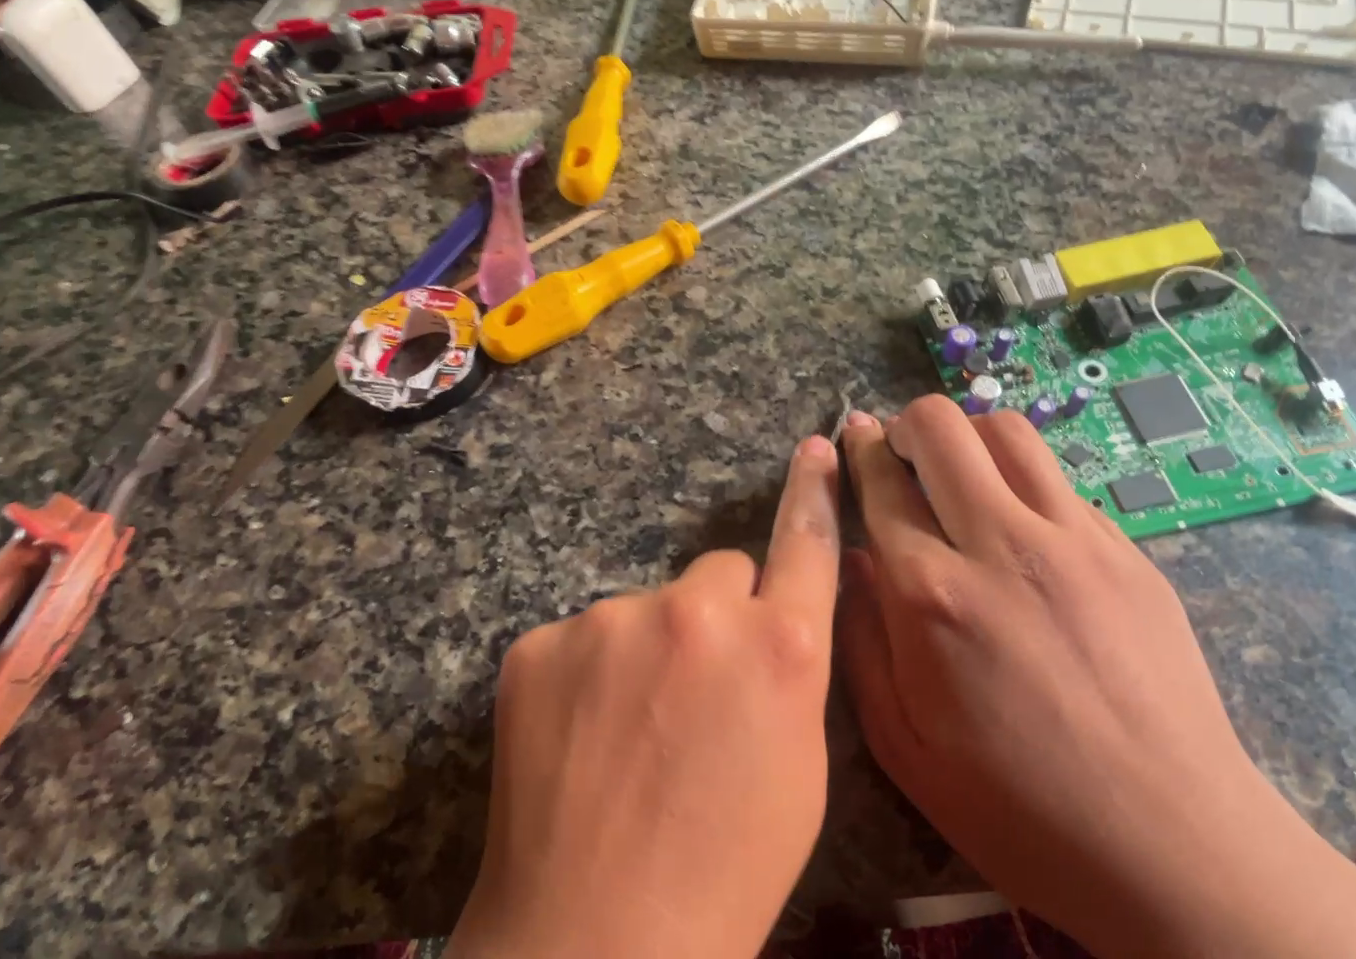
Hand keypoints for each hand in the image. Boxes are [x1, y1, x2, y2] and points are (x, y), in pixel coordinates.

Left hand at [447, 436, 842, 958]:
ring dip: (646, 650)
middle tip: (697, 696)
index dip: (814, 495)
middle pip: (717, 575)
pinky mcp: (537, 643)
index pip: (806, 543)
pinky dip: (584, 675)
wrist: (599, 937)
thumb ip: (791, 673)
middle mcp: (696, 612)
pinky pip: (581, 639)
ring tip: (628, 736)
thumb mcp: (800, 769)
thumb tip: (773, 620)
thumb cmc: (728, 869)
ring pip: (645, 610)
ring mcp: (607, 621)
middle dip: (718, 618)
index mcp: (781, 648)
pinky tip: (577, 739)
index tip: (819, 446)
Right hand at [839, 396, 1355, 958]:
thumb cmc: (1014, 807)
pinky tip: (1021, 530)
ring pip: (1010, 432)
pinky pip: (1062, 482)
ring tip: (959, 474)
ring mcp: (1076, 542)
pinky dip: (1024, 481)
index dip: (860, 450)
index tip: (851, 438)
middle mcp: (1001, 544)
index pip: (882, 483)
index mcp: (931, 594)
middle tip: (899, 453)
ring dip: (970, 436)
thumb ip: (862, 639)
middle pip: (943, 428)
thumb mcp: (901, 744)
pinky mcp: (1130, 553)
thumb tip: (854, 560)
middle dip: (907, 423)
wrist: (1168, 843)